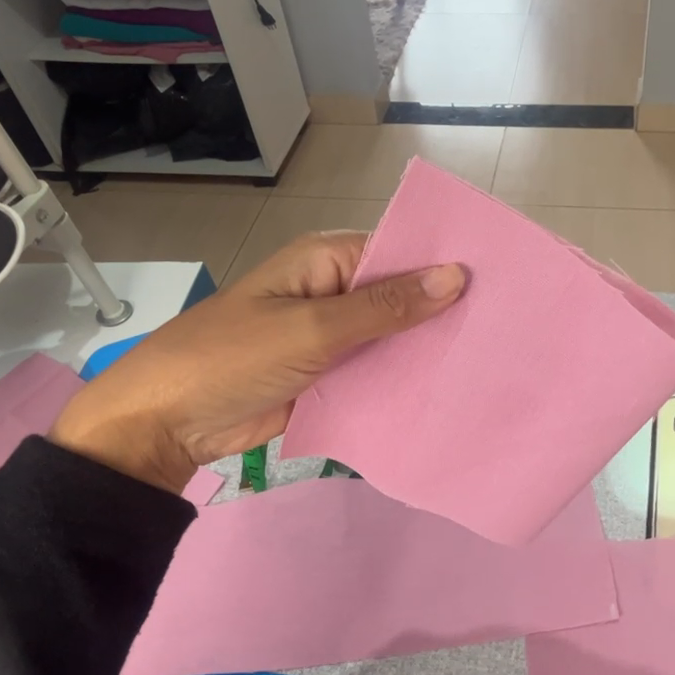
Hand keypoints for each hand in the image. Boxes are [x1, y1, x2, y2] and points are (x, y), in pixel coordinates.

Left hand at [49, 231, 464, 492]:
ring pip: (391, 338)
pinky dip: (402, 382)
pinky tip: (447, 393)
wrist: (168, 423)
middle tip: (506, 330)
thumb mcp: (314, 328)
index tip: (500, 284)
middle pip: (399, 296)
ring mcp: (331, 337)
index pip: (398, 251)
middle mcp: (333, 292)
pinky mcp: (329, 377)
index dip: (443, 266)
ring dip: (425, 351)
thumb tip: (456, 275)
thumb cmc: (233, 358)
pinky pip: (375, 373)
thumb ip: (385, 306)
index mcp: (325, 260)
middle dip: (442, 313)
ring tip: (490, 362)